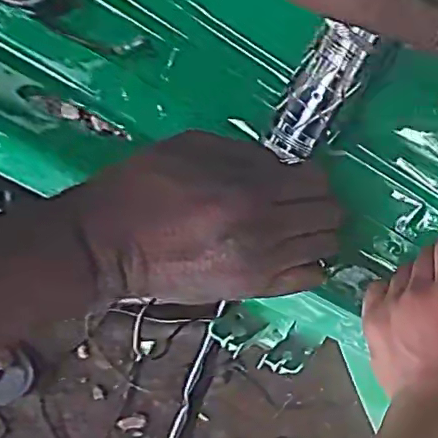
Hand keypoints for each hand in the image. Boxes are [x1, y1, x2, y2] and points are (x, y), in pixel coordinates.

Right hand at [61, 131, 340, 302]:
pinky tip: (294, 254)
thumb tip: (286, 166)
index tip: (298, 177)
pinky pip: (313, 277)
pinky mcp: (259, 289)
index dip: (311, 176)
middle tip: (300, 202)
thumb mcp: (190, 148)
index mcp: (250, 190)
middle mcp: (266, 228)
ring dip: (319, 233)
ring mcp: (266, 263)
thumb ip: (247, 154)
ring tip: (297, 228)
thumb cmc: (142, 189)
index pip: (317, 181)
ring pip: (328, 245)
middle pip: (330, 213)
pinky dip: (312, 263)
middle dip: (321, 203)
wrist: (106, 246)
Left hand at [362, 229, 437, 401]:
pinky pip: (377, 288)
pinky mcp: (371, 318)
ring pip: (402, 271)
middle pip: (425, 254)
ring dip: (416, 273)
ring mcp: (390, 302)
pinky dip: (390, 287)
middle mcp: (417, 288)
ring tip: (423, 290)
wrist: (429, 399)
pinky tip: (398, 299)